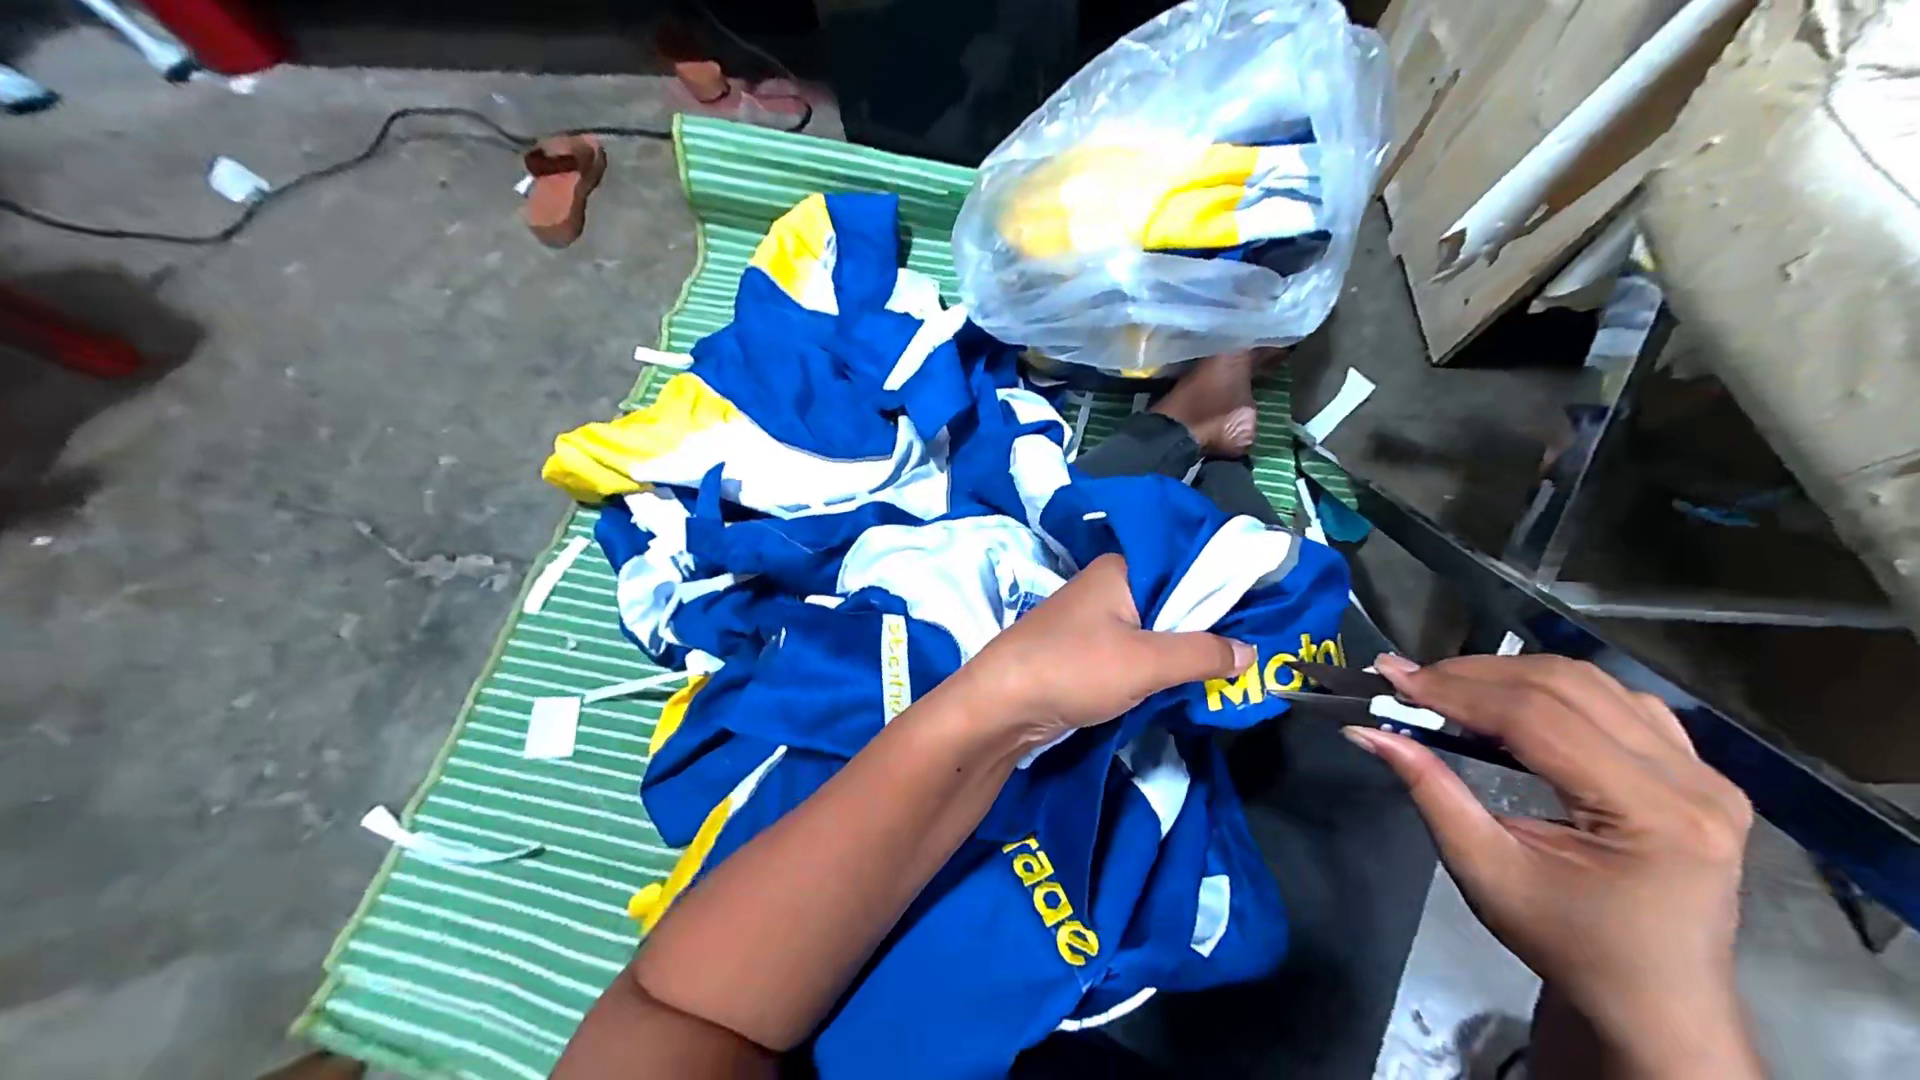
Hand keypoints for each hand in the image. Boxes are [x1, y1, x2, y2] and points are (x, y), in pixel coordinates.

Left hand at [944, 554, 1254, 747]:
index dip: (1226, 588)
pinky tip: (1186, 683)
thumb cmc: (1073, 668)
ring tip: (1230, 670)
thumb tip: (1250, 652)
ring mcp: (1094, 619)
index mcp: (1121, 568)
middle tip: (1254, 651)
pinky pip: (1136, 650)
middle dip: (1209, 627)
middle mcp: (1108, 585)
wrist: (1001, 705)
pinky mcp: (1086, 651)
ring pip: (1155, 628)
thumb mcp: (1146, 661)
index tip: (1266, 612)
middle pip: (1174, 599)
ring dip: (1184, 651)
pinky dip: (1159, 666)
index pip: (1188, 565)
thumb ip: (1202, 653)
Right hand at [1347, 654, 1759, 1076]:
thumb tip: (1364, 729)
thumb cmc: (1564, 941)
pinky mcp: (1696, 770)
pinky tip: (1513, 701)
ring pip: (1591, 682)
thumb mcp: (1483, 867)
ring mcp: (1705, 772)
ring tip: (1447, 687)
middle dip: (1474, 674)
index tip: (1391, 677)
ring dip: (1508, 673)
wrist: (1652, 998)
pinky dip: (1552, 687)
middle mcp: (1695, 782)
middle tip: (1408, 680)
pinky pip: (1617, 699)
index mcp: (1655, 816)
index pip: (1539, 719)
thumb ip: (1428, 787)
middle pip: (1566, 687)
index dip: (1457, 691)